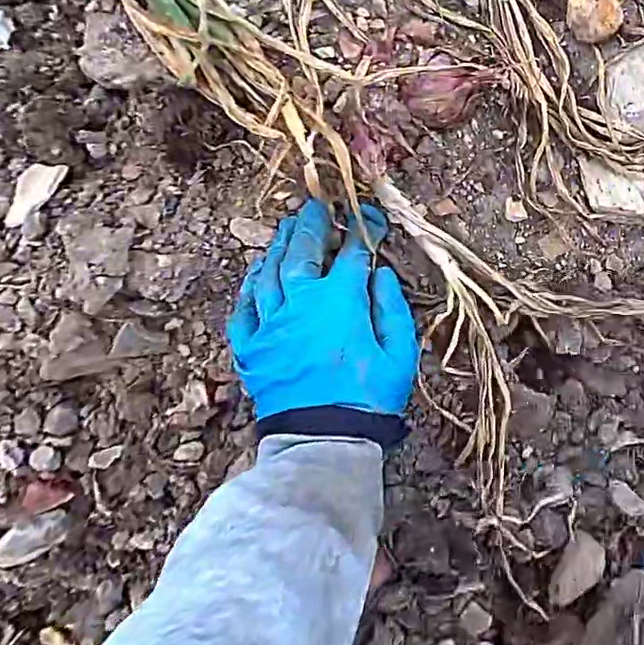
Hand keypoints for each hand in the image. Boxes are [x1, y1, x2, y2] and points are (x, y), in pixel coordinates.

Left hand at [226, 199, 418, 424]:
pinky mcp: (250, 347)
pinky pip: (244, 308)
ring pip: (269, 273)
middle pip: (302, 253)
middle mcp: (300, 303)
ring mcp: (270, 324)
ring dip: (279, 247)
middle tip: (316, 207)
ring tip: (287, 229)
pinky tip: (257, 273)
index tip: (371, 217)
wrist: (323, 437)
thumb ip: (391, 306)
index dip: (363, 230)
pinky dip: (250, 286)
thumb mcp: (399, 349)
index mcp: (340, 301)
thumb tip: (379, 273)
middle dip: (312, 225)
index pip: (352, 252)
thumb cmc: (370, 393)